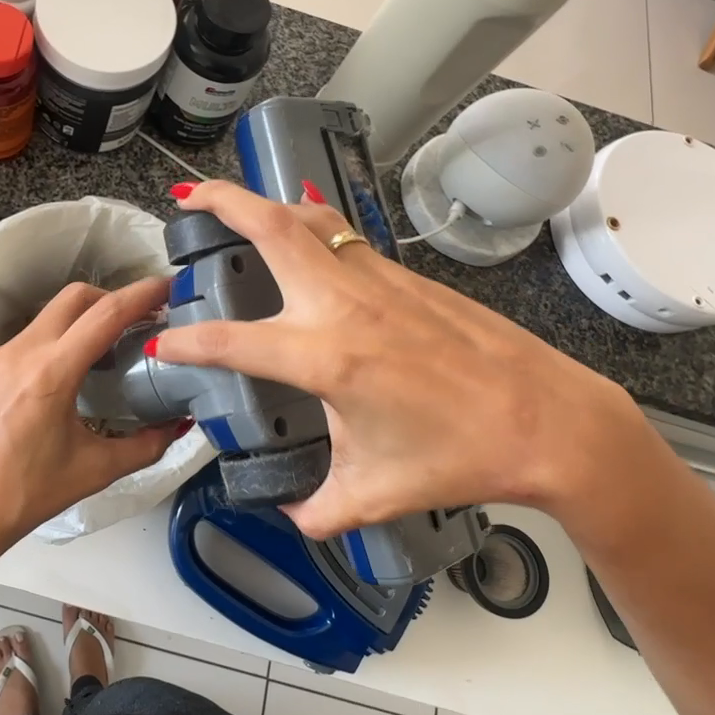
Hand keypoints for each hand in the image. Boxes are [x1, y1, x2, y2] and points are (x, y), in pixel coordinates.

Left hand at [0, 278, 186, 555]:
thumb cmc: (27, 494)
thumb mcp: (96, 470)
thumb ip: (146, 444)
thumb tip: (177, 425)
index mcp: (51, 372)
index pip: (106, 315)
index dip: (141, 295)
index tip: (166, 286)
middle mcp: (19, 352)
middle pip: (74, 299)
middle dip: (110, 299)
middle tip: (138, 319)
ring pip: (47, 318)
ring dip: (80, 324)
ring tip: (104, 353)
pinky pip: (24, 341)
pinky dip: (52, 345)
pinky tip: (62, 377)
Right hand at [154, 181, 670, 539]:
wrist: (550, 422)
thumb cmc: (462, 456)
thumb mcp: (374, 492)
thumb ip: (319, 508)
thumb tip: (294, 514)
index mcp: (327, 357)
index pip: (232, 340)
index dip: (187, 343)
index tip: (164, 345)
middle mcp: (346, 304)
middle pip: (270, 228)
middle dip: (221, 202)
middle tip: (186, 200)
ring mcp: (380, 282)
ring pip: (310, 220)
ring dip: (266, 206)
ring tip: (237, 205)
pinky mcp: (408, 278)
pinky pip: (346, 238)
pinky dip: (312, 227)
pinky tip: (307, 240)